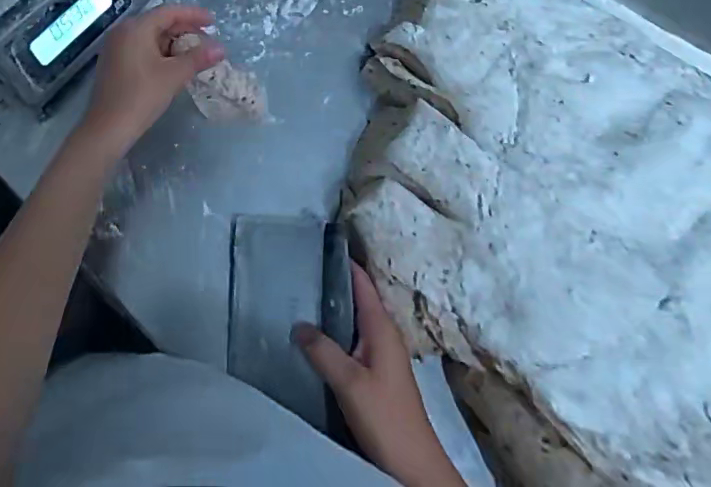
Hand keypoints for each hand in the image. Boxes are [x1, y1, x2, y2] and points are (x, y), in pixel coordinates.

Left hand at [74, 2, 223, 155]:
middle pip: (159, 22)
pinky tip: (173, 64)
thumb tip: (221, 48)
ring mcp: (115, 47)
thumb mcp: (174, 75)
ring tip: (194, 53)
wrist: (107, 129)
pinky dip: (160, 51)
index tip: (213, 22)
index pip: (169, 12)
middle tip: (206, 39)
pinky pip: (141, 47)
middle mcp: (123, 31)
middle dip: (185, 29)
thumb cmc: (141, 96)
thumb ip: (198, 57)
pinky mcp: (114, 62)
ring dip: (173, 42)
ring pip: (150, 36)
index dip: (193, 14)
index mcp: (136, 28)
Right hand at [295, 263, 466, 486]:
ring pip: (354, 322)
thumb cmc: (385, 415)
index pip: (363, 283)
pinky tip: (315, 340)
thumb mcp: (349, 382)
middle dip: (333, 284)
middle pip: (358, 299)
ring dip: (333, 311)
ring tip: (300, 299)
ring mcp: (382, 355)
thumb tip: (298, 323)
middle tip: (300, 272)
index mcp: (382, 327)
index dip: (344, 262)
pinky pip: (353, 341)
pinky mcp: (376, 373)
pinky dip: (335, 334)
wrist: (412, 464)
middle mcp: (384, 334)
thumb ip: (323, 351)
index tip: (320, 246)